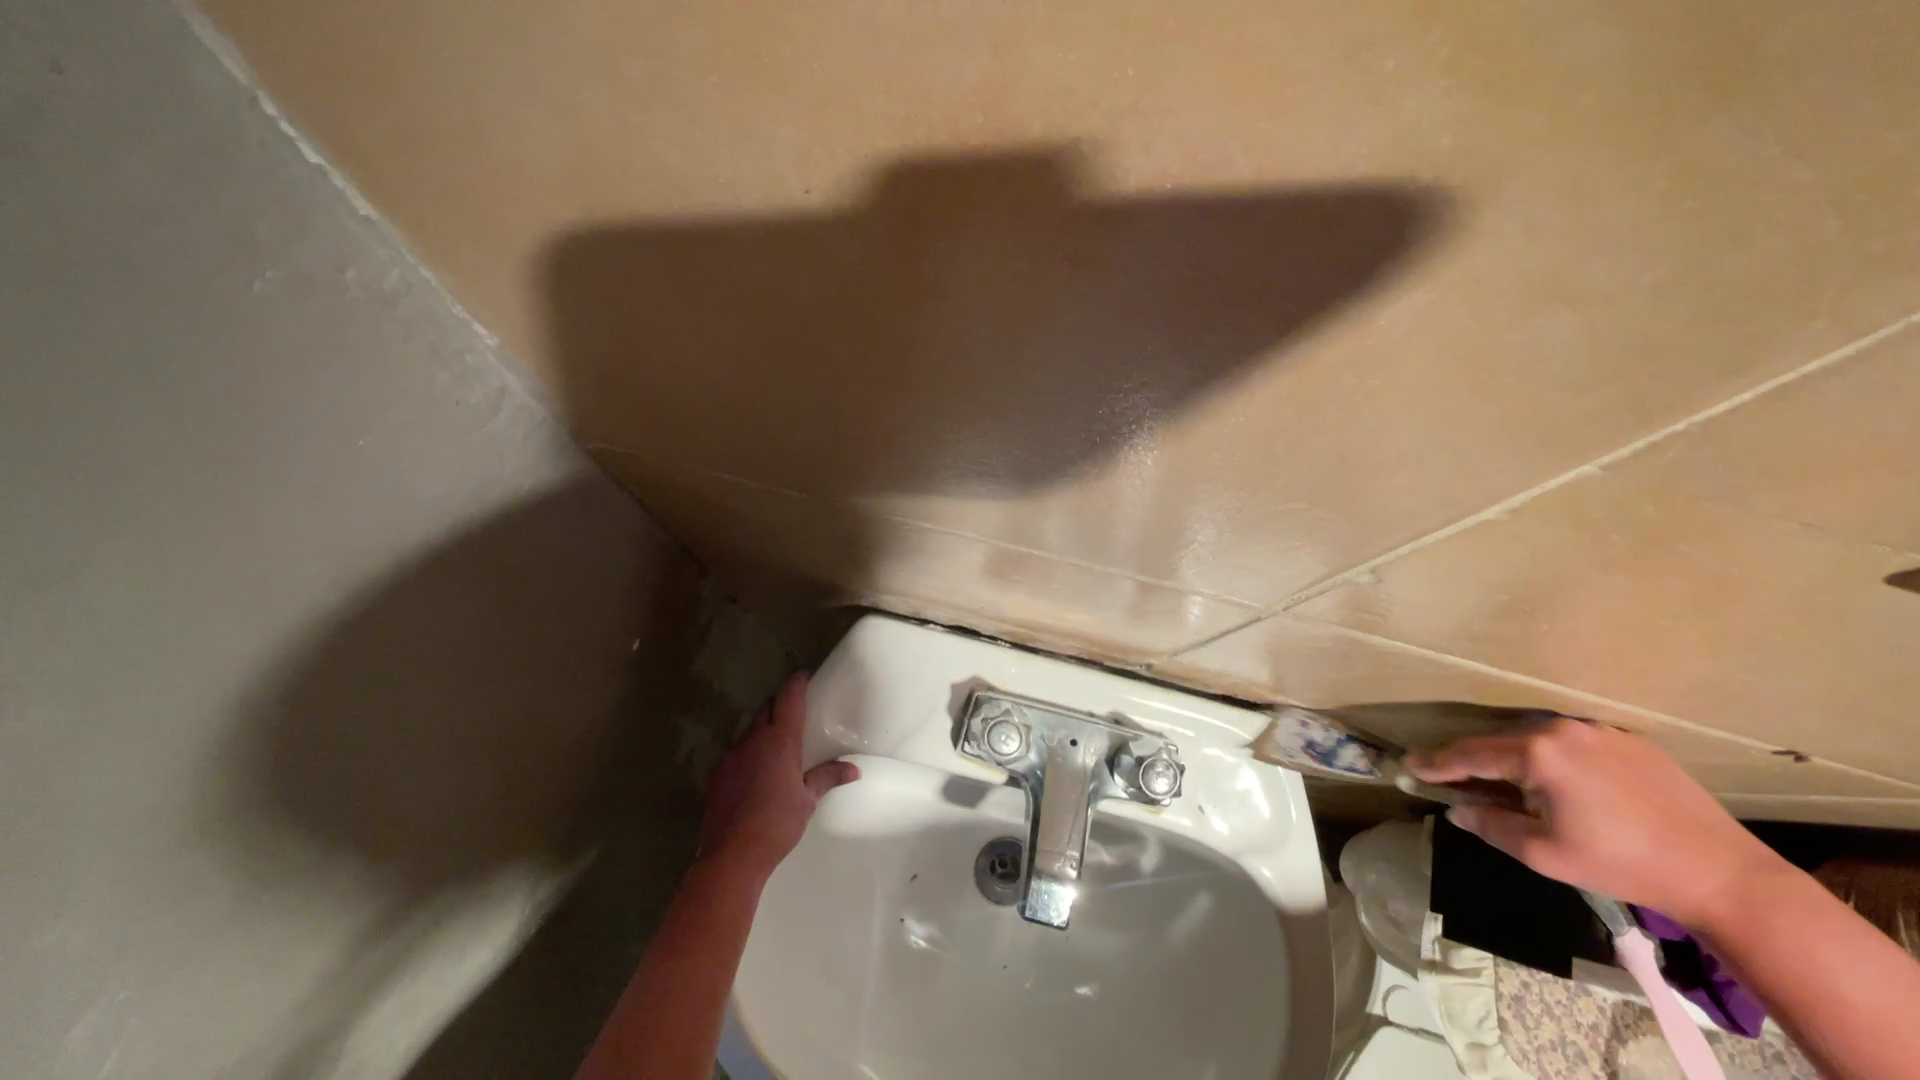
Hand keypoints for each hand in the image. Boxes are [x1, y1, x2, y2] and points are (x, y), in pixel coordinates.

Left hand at [699, 671, 858, 873]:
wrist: (732, 853)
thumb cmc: (777, 823)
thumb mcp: (808, 800)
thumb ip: (827, 778)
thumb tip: (852, 770)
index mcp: (780, 741)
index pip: (788, 698)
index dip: (796, 683)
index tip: (804, 675)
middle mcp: (753, 740)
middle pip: (766, 708)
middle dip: (779, 704)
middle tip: (794, 710)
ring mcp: (731, 756)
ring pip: (748, 730)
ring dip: (762, 729)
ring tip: (775, 744)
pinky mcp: (716, 774)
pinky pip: (735, 753)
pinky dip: (747, 753)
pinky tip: (754, 772)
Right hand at [1406, 717, 1783, 927]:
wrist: (1719, 871)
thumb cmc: (1621, 865)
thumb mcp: (1543, 854)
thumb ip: (1491, 825)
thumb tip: (1459, 810)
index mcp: (1537, 753)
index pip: (1469, 755)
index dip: (1435, 764)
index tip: (1407, 767)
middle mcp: (1563, 729)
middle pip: (1502, 743)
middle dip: (1475, 761)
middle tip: (1450, 779)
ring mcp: (1601, 731)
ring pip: (1538, 741)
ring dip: (1515, 760)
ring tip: (1504, 784)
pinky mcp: (1632, 741)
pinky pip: (1574, 744)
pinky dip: (1553, 760)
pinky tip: (1558, 785)